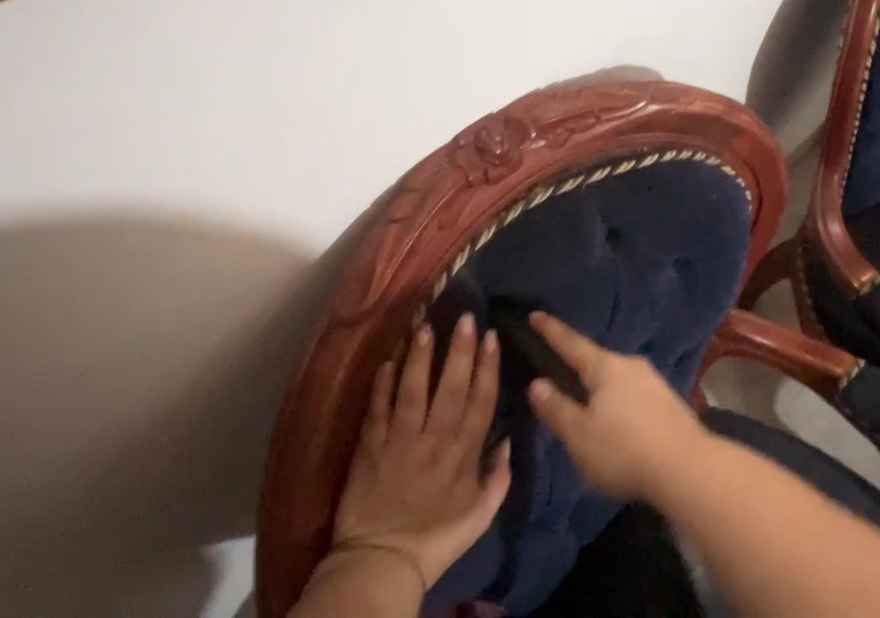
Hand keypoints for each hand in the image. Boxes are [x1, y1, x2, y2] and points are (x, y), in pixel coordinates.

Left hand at [331, 314, 511, 585]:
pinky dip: (382, 383)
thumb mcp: (481, 515)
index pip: (481, 401)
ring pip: (412, 390)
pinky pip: (377, 408)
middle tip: (465, 317)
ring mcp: (400, 441)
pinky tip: (388, 358)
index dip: (487, 367)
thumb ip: (499, 477)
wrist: (382, 562)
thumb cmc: (438, 540)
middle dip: (459, 350)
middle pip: (450, 388)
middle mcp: (435, 441)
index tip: (491, 337)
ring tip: (425, 325)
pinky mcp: (370, 448)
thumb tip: (509, 440)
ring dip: (420, 357)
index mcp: (464, 455)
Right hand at [525, 311, 711, 501]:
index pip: (571, 343)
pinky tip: (617, 422)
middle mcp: (631, 365)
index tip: (535, 315)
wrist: (688, 468)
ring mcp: (654, 382)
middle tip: (558, 375)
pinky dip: (619, 403)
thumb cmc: (624, 450)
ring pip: (617, 380)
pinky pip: (633, 395)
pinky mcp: (669, 403)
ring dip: (600, 389)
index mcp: (605, 367)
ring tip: (587, 407)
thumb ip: (556, 408)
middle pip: (596, 362)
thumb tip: (537, 383)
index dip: (550, 331)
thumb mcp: (579, 435)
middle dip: (578, 367)